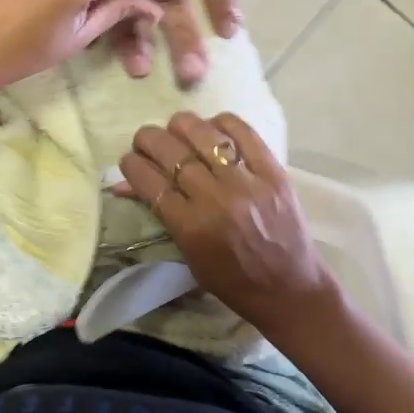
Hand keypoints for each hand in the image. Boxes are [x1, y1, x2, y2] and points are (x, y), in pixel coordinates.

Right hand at [117, 111, 336, 331]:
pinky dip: (223, 122)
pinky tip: (213, 127)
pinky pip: (243, 132)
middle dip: (148, 139)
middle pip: (171, 151)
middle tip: (145, 140)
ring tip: (176, 128)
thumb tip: (123, 184)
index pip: (149, 181)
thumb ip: (159, 214)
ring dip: (181, 125)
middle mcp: (216, 200)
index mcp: (191, 227)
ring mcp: (247, 183)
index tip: (128, 160)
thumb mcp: (188, 254)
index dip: (132, 164)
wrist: (290, 290)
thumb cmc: (232, 280)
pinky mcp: (273, 173)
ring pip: (203, 134)